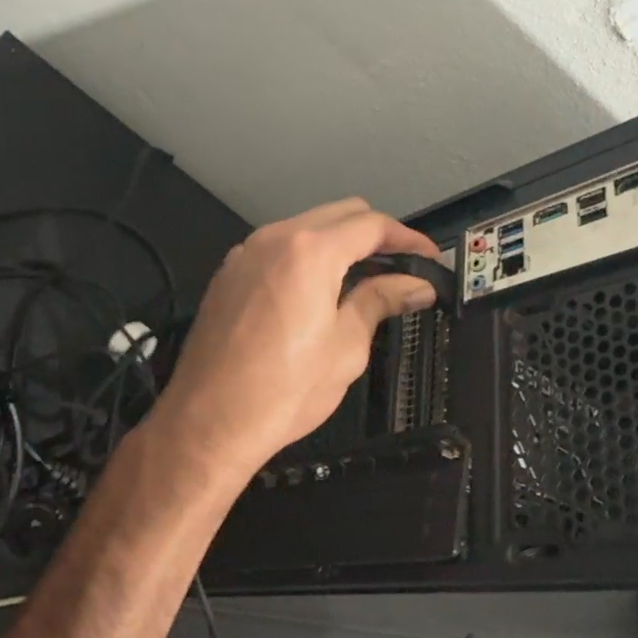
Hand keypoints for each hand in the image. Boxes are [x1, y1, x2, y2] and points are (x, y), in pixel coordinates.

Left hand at [148, 198, 440, 482]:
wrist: (209, 422)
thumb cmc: (282, 392)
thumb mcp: (346, 348)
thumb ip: (380, 302)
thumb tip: (415, 286)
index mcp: (310, 252)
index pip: (371, 225)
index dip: (408, 239)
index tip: (428, 259)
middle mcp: (273, 240)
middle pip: (339, 215)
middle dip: (376, 235)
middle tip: (402, 269)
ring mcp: (245, 255)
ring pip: (306, 229)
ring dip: (340, 246)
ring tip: (365, 283)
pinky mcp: (228, 276)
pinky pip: (278, 250)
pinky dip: (307, 259)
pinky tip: (320, 294)